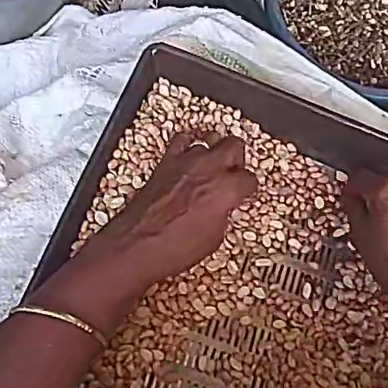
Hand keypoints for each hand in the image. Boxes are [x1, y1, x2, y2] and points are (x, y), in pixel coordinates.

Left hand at [79, 132, 258, 290]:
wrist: (138, 245)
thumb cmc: (175, 247)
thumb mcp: (214, 237)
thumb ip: (223, 212)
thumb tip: (223, 206)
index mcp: (227, 189)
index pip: (249, 178)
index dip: (248, 187)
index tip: (245, 192)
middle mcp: (209, 169)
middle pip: (235, 145)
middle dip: (237, 158)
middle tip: (234, 172)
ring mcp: (186, 161)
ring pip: (209, 141)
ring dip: (213, 153)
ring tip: (212, 168)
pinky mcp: (165, 162)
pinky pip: (182, 141)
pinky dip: (188, 146)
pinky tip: (188, 157)